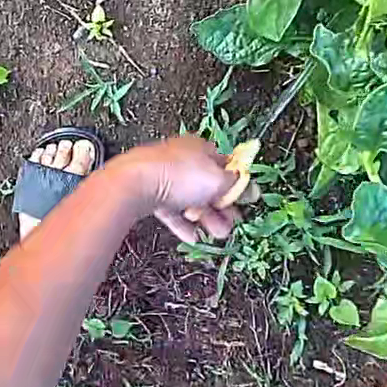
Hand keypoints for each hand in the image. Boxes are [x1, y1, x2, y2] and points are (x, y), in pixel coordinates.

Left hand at [108, 135, 244, 242]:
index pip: (226, 166)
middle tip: (231, 224)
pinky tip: (192, 237)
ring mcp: (165, 175)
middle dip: (222, 208)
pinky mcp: (150, 192)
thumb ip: (236, 185)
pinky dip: (183, 223)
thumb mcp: (218, 180)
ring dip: (206, 218)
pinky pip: (171, 210)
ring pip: (191, 200)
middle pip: (209, 186)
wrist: (134, 183)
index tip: (244, 202)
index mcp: (201, 148)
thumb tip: (251, 188)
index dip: (236, 185)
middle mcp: (184, 159)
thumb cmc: (178, 175)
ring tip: (215, 235)